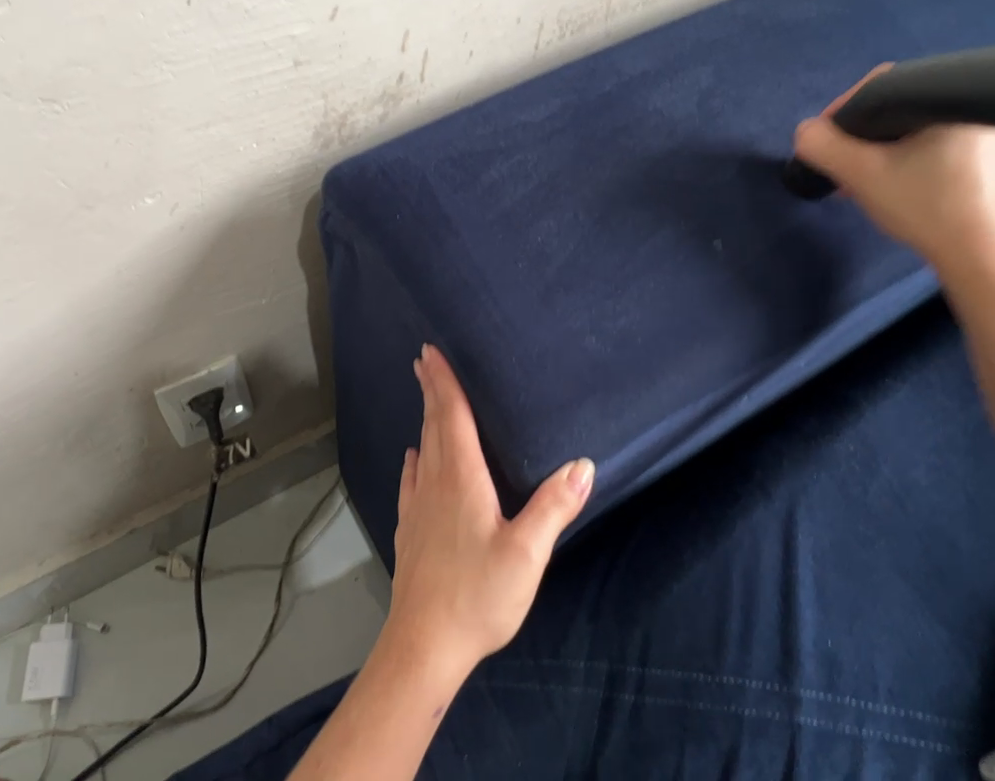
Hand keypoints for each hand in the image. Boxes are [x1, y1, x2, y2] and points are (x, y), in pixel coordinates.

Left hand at [385, 345, 593, 676]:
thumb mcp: (527, 554)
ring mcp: (418, 508)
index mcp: (462, 481)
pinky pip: (412, 481)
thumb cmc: (478, 596)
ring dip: (423, 419)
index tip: (430, 351)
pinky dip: (414, 461)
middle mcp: (435, 485)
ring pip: (422, 450)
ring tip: (425, 398)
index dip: (443, 383)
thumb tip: (583, 464)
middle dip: (430, 391)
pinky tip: (413, 458)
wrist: (424, 643)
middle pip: (433, 426)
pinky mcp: (411, 530)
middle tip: (424, 360)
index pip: (451, 418)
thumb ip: (553, 507)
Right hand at [794, 64, 994, 273]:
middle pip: (900, 112)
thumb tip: (806, 132)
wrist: (982, 258)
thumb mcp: (861, 173)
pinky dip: (909, 162)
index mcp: (956, 100)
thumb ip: (823, 146)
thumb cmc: (927, 207)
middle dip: (863, 138)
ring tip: (862, 181)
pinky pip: (937, 150)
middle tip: (843, 165)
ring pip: (917, 134)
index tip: (827, 141)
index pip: (885, 86)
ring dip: (883, 152)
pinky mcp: (993, 165)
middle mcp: (979, 110)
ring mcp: (992, 138)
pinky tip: (896, 187)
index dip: (846, 110)